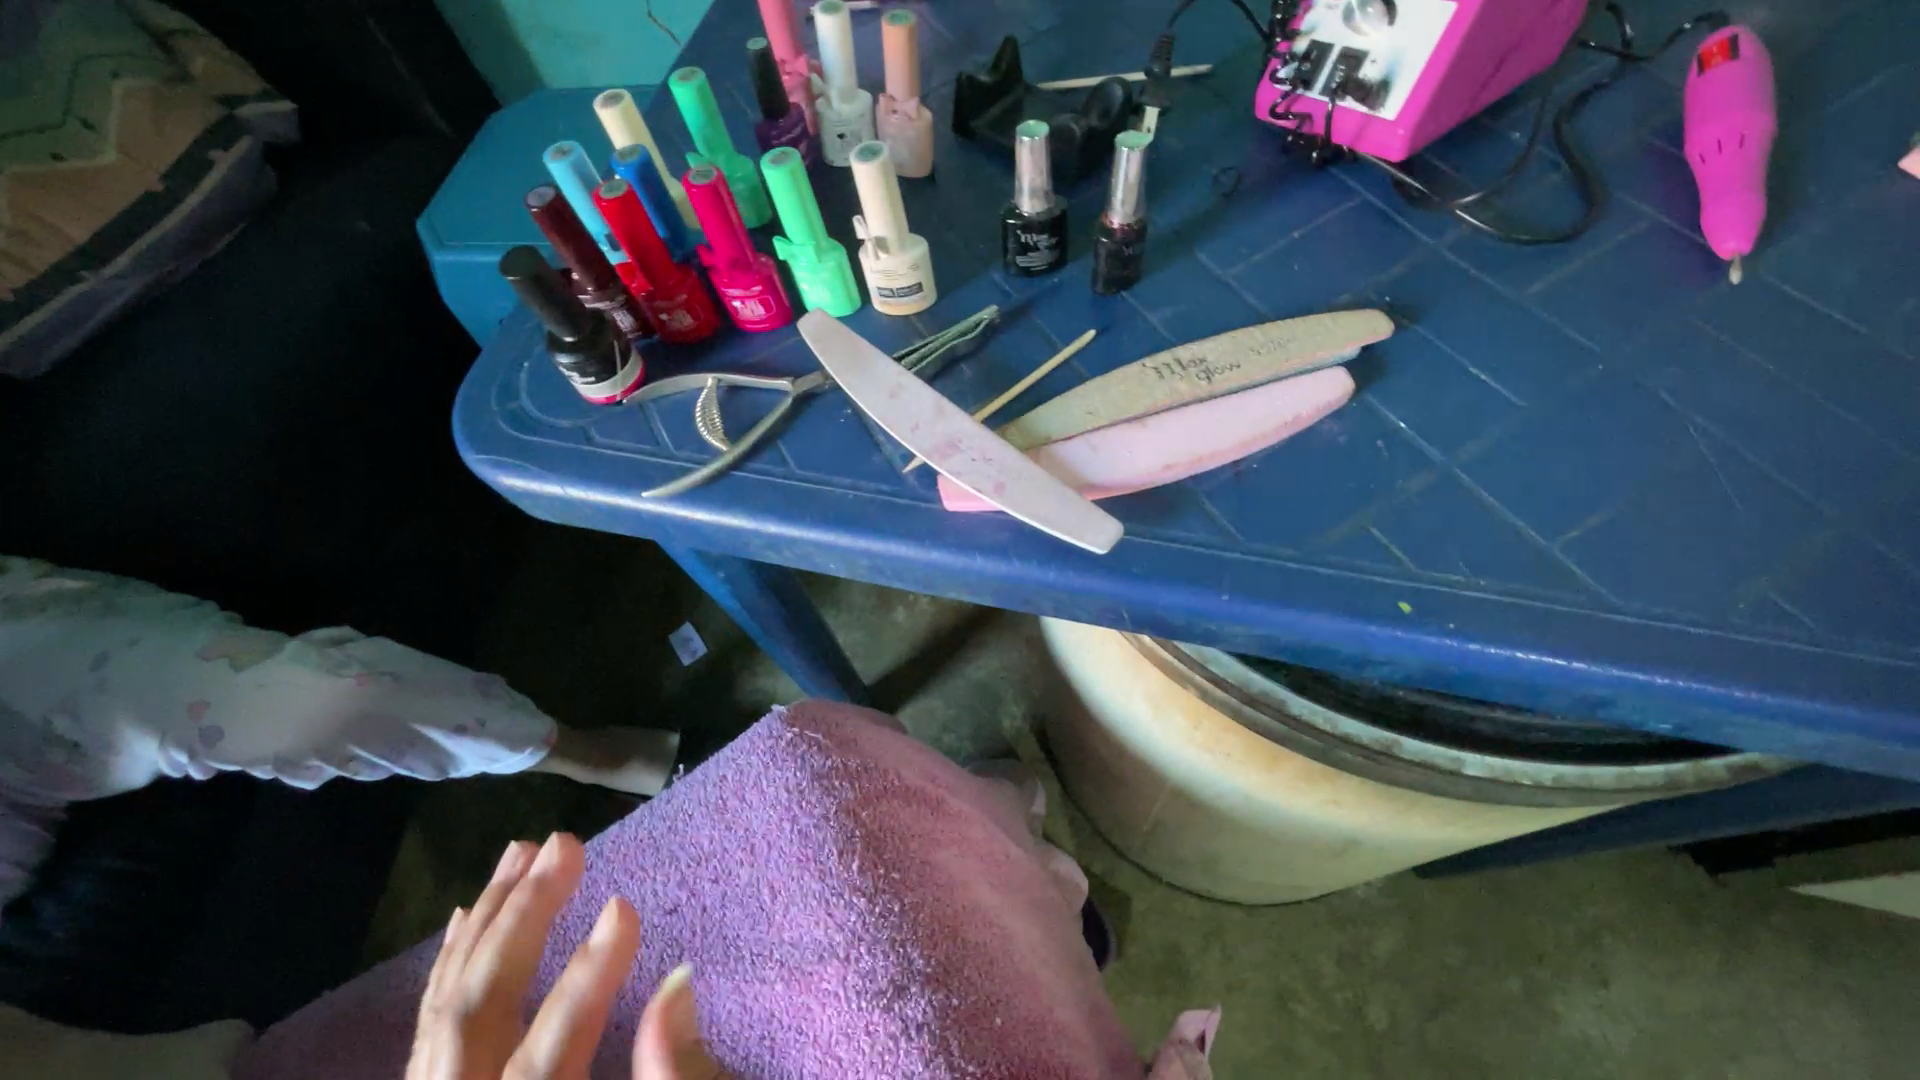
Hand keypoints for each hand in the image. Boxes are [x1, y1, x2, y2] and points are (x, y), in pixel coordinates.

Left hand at [407, 833, 729, 1079]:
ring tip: (522, 853)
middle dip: (523, 922)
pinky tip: (471, 915)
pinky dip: (452, 962)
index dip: (585, 983)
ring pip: (442, 1011)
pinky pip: (429, 1027)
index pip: (543, 1061)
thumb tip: (677, 987)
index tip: (625, 906)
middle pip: (475, 1020)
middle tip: (566, 845)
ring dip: (486, 923)